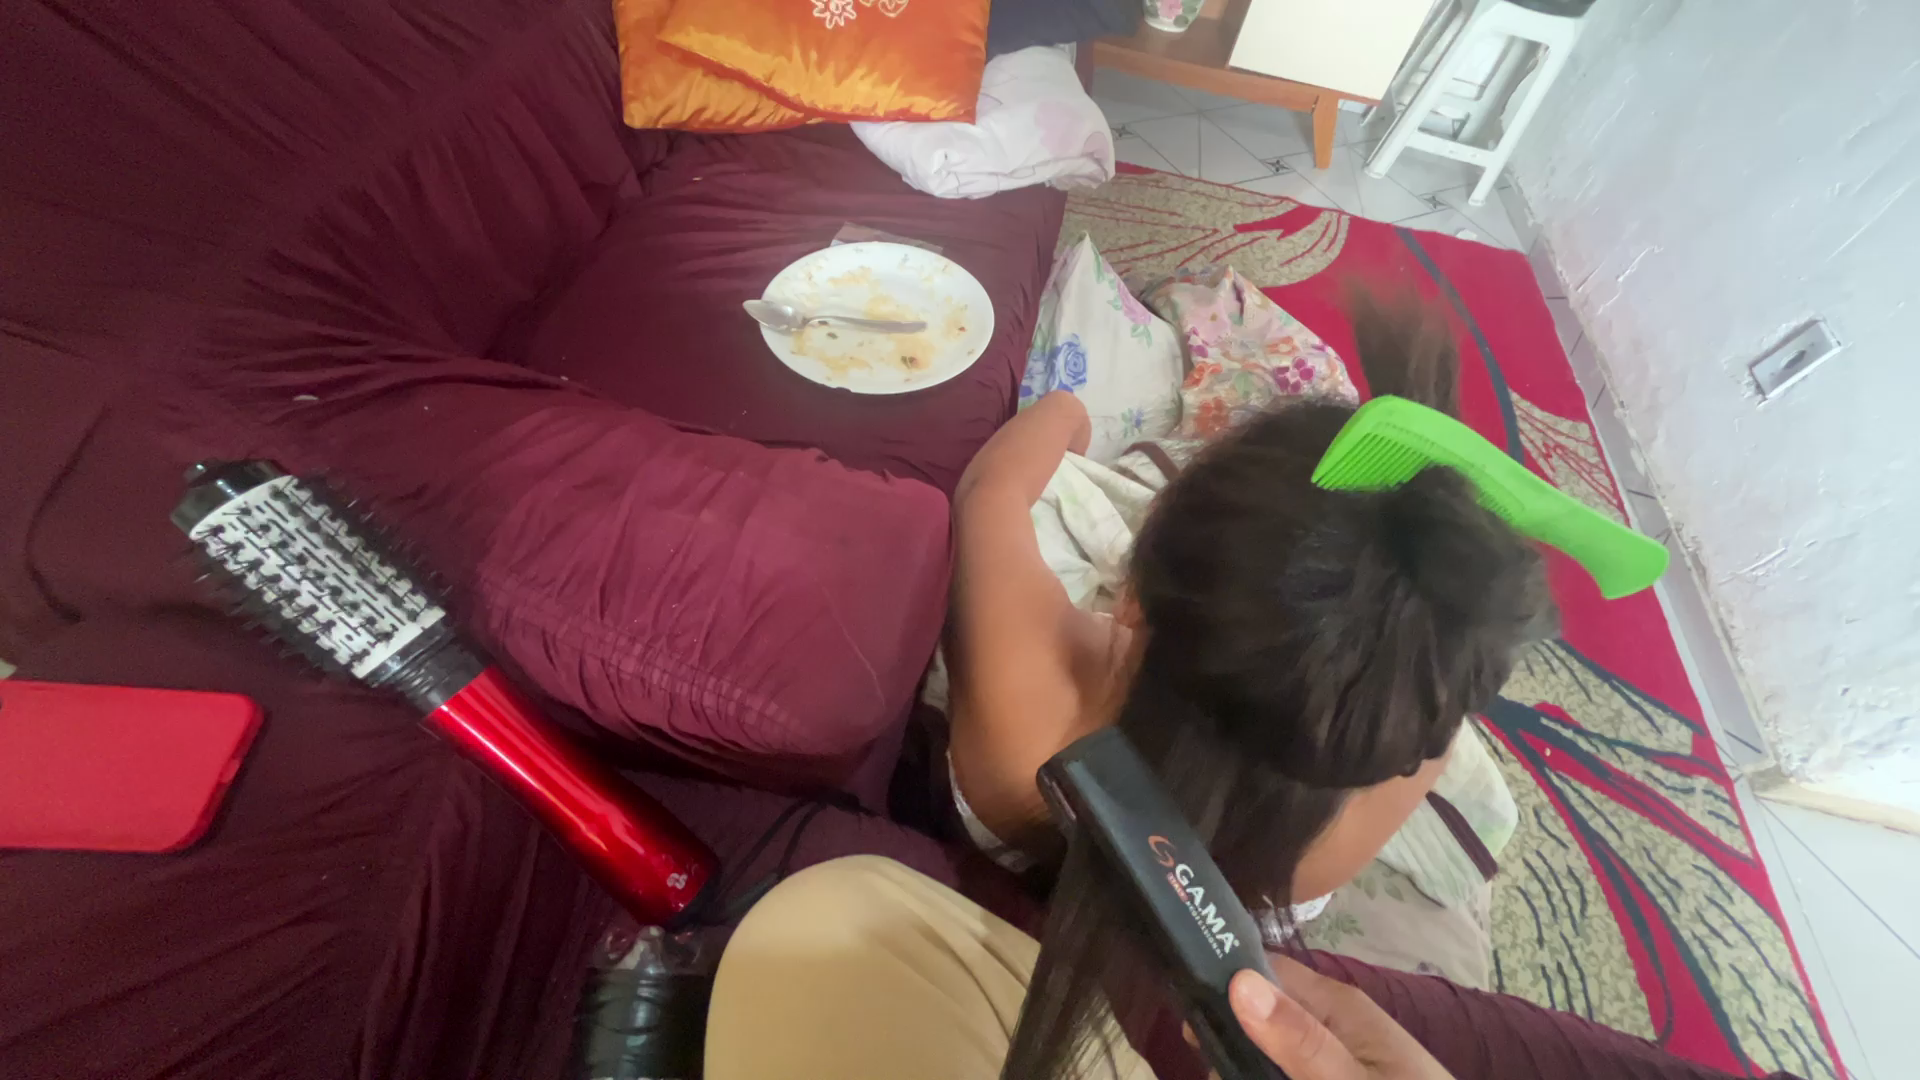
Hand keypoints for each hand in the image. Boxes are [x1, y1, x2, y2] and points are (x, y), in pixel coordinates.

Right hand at [1227, 957, 1453, 1079]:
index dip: (1221, 985)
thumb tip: (1238, 981)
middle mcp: (1332, 1023)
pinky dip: (1268, 1076)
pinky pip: (1290, 1070)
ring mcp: (1334, 1059)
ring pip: (1269, 1051)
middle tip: (1214, 1075)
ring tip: (1229, 1079)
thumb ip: (1301, 1042)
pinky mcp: (1334, 1078)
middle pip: (1258, 1013)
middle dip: (1230, 1045)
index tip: (1188, 1025)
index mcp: (1338, 1006)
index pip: (1262, 969)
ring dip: (1244, 1069)